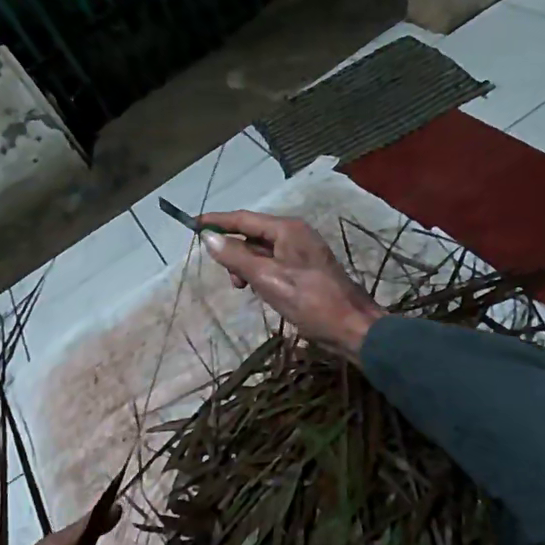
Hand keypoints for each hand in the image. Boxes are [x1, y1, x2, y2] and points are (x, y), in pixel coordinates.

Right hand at [198, 210, 387, 360]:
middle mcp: (295, 233)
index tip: (192, 224)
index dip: (217, 221)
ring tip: (246, 289)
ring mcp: (302, 251)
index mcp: (287, 229)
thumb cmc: (310, 301)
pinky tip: (261, 292)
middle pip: (252, 234)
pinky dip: (261, 274)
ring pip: (262, 251)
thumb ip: (237, 257)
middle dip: (234, 252)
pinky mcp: (306, 269)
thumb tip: (208, 238)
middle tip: (231, 280)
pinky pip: (273, 263)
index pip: (243, 218)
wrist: (352, 327)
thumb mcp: (268, 279)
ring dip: (247, 267)